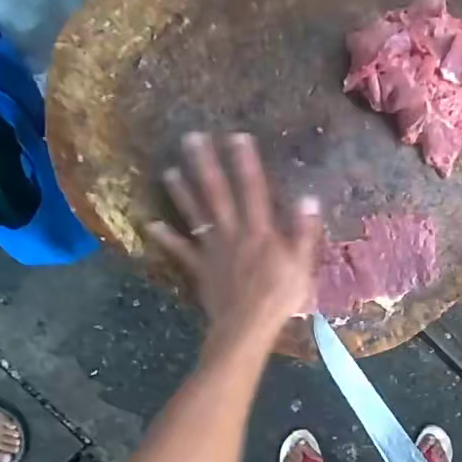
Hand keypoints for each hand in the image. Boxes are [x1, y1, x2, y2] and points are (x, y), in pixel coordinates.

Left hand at [148, 133, 322, 357]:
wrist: (248, 324)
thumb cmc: (281, 295)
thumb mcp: (302, 264)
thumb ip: (304, 231)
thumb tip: (309, 199)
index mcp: (260, 231)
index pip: (253, 190)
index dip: (245, 163)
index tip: (237, 137)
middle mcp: (233, 232)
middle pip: (217, 194)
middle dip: (205, 165)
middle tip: (191, 138)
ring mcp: (212, 249)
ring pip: (196, 215)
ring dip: (182, 192)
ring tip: (170, 170)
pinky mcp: (200, 268)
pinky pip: (181, 250)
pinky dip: (166, 237)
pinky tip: (152, 224)